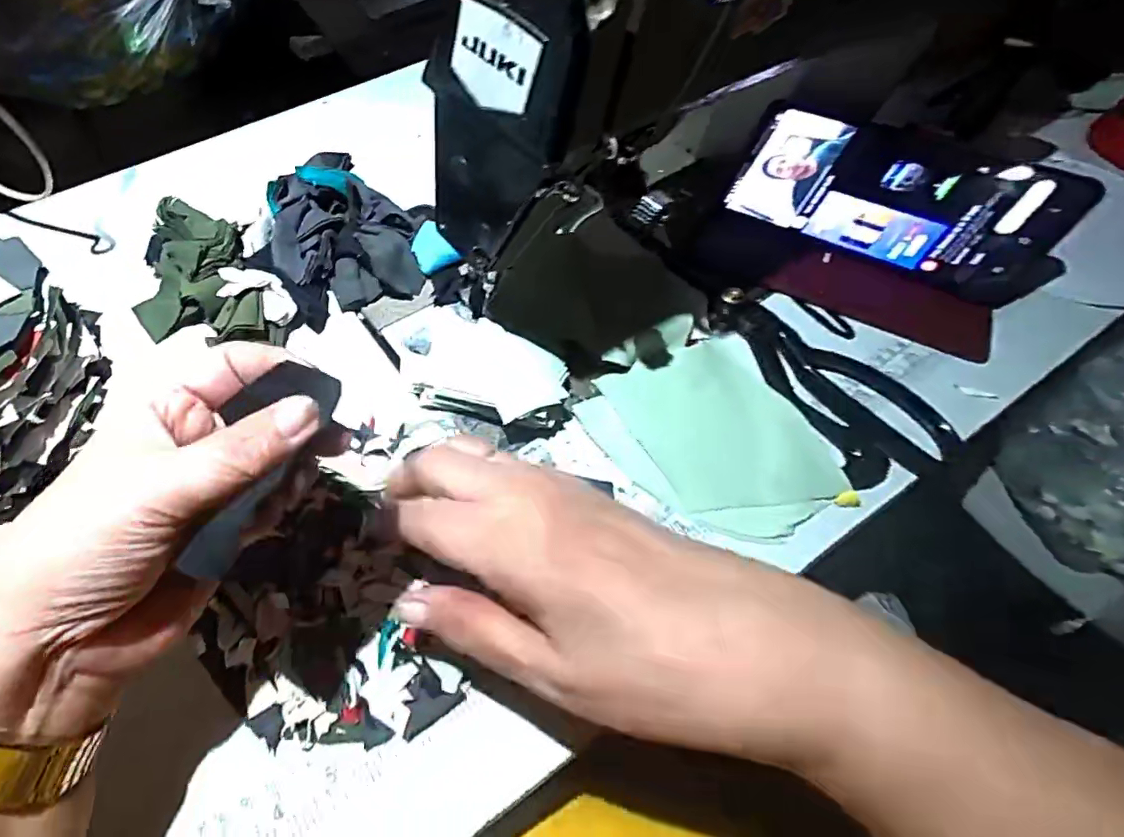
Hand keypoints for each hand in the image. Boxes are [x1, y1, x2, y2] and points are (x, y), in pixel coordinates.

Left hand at [0, 342, 333, 741]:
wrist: (51, 652)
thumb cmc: (89, 541)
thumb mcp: (164, 487)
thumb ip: (244, 451)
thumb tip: (312, 411)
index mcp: (166, 408)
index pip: (233, 367)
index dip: (279, 369)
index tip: (325, 387)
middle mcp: (194, 438)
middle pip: (264, 411)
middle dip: (299, 421)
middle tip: (336, 438)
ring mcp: (212, 485)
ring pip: (275, 457)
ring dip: (295, 465)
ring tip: (297, 483)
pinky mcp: (226, 528)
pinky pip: (270, 501)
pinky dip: (283, 502)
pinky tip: (280, 511)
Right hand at [386, 438, 891, 771]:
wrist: (756, 639)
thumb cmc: (647, 673)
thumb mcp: (551, 673)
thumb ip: (473, 628)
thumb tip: (408, 602)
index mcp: (508, 537)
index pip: (422, 514)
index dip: (387, 526)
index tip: (367, 544)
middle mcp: (527, 491)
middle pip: (442, 457)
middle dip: (404, 477)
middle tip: (388, 519)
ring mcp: (562, 482)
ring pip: (478, 449)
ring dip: (442, 467)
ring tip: (428, 512)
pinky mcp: (589, 488)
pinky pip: (512, 462)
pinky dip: (480, 471)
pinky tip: (487, 512)